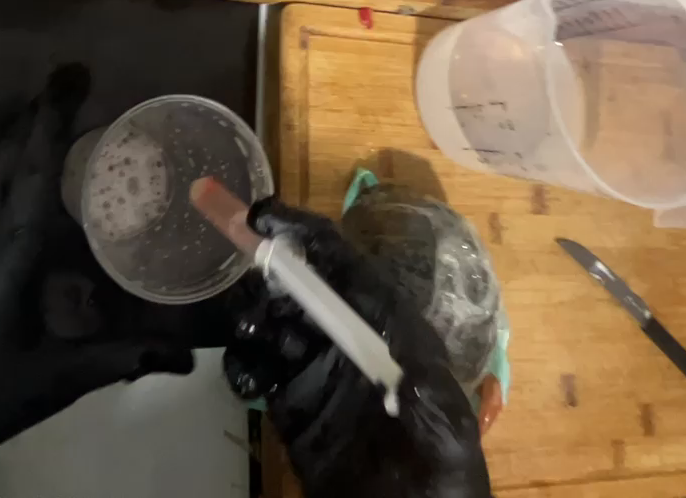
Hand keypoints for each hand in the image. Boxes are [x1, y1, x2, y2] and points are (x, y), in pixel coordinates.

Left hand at [0, 64, 195, 497]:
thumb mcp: (58, 380)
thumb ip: (124, 359)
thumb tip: (187, 359)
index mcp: (10, 253)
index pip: (34, 168)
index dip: (54, 118)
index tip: (74, 79)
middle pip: (6, 152)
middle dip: (38, 110)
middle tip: (69, 79)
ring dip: (10, 126)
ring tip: (40, 103)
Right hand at [224, 199, 491, 497]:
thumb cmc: (441, 470)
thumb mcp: (444, 425)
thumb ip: (423, 386)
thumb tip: (396, 350)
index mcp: (383, 323)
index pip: (340, 261)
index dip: (301, 231)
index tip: (260, 215)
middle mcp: (345, 334)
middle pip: (298, 283)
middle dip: (268, 274)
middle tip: (247, 287)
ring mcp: (314, 366)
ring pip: (271, 318)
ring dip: (251, 315)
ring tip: (248, 333)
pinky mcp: (290, 400)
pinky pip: (255, 366)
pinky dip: (241, 362)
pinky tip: (246, 377)